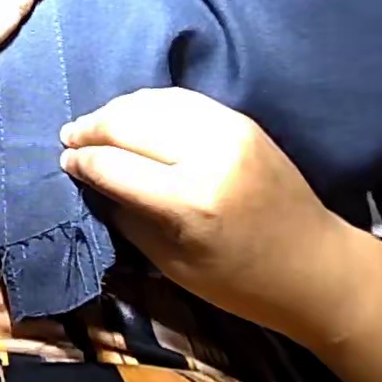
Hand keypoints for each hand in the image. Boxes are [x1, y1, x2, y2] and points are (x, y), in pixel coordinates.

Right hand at [59, 88, 370, 343]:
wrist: (317, 265)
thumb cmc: (239, 282)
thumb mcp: (170, 262)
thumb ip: (125, 213)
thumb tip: (92, 177)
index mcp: (189, 201)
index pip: (114, 165)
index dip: (81, 161)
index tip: (65, 161)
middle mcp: (208, 154)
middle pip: (129, 123)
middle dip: (92, 128)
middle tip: (70, 137)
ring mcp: (228, 130)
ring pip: (153, 102)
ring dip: (116, 110)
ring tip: (95, 124)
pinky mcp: (241, 120)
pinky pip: (181, 99)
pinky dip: (149, 104)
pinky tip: (133, 115)